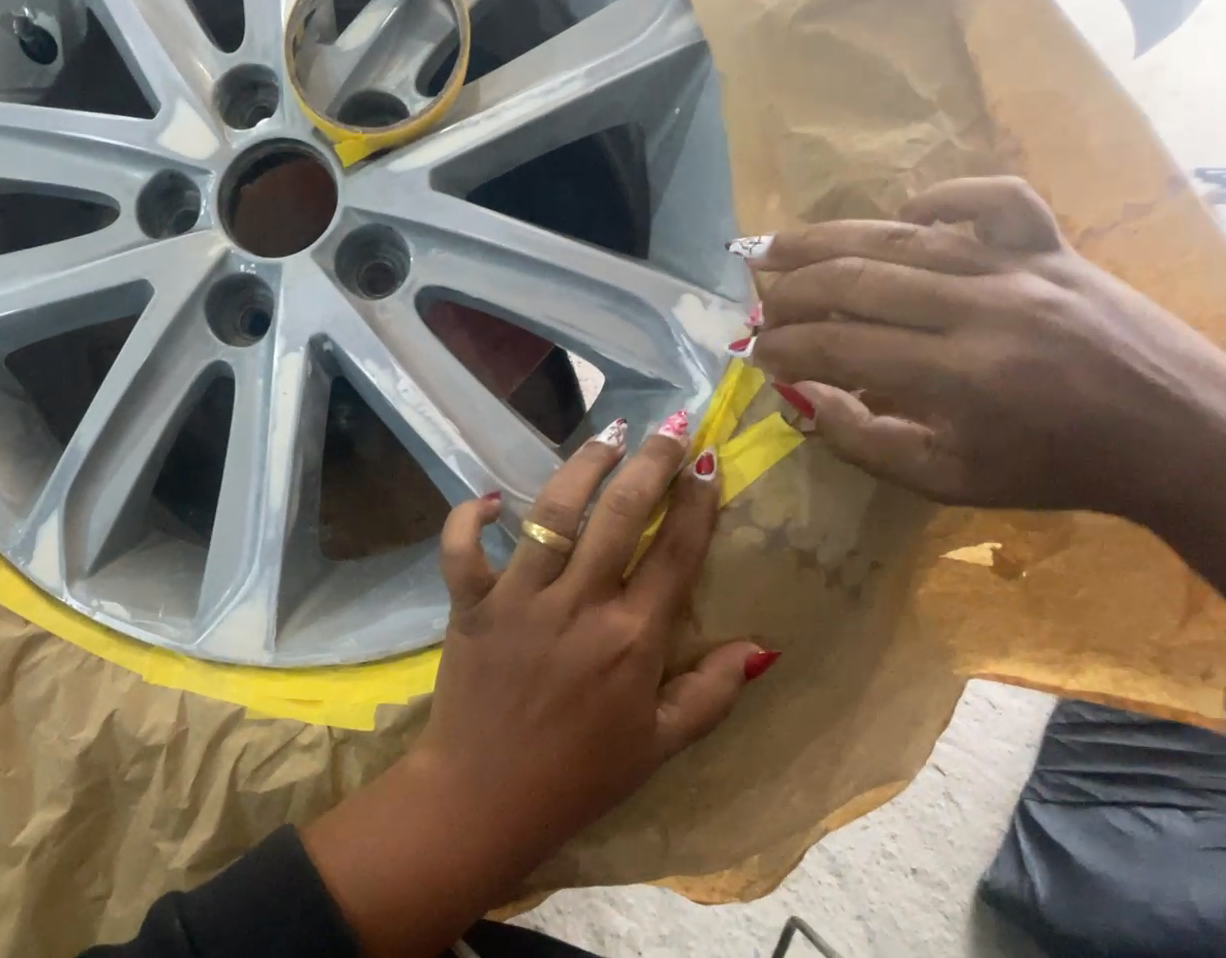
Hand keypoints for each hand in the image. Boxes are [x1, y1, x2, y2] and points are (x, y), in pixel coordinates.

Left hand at [303, 420, 770, 957]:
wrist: (488, 795)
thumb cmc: (580, 774)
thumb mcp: (661, 745)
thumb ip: (713, 692)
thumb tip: (762, 644)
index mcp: (633, 639)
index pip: (677, 553)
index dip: (698, 503)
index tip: (710, 461)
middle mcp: (579, 606)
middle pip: (621, 517)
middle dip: (649, 464)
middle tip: (667, 429)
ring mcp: (519, 601)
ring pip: (550, 515)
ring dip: (579, 470)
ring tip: (603, 440)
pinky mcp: (470, 606)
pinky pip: (462, 551)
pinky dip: (468, 520)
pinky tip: (488, 499)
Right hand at [745, 177, 1225, 523]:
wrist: (1183, 437)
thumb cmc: (1052, 468)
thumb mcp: (943, 478)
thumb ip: (860, 439)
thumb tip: (800, 394)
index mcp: (957, 377)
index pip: (836, 345)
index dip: (781, 347)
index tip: (754, 354)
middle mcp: (983, 311)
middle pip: (855, 281)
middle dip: (789, 293)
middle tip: (759, 308)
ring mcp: (1023, 270)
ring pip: (903, 236)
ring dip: (826, 238)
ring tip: (773, 245)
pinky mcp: (1056, 249)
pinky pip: (996, 199)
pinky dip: (943, 197)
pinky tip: (905, 214)